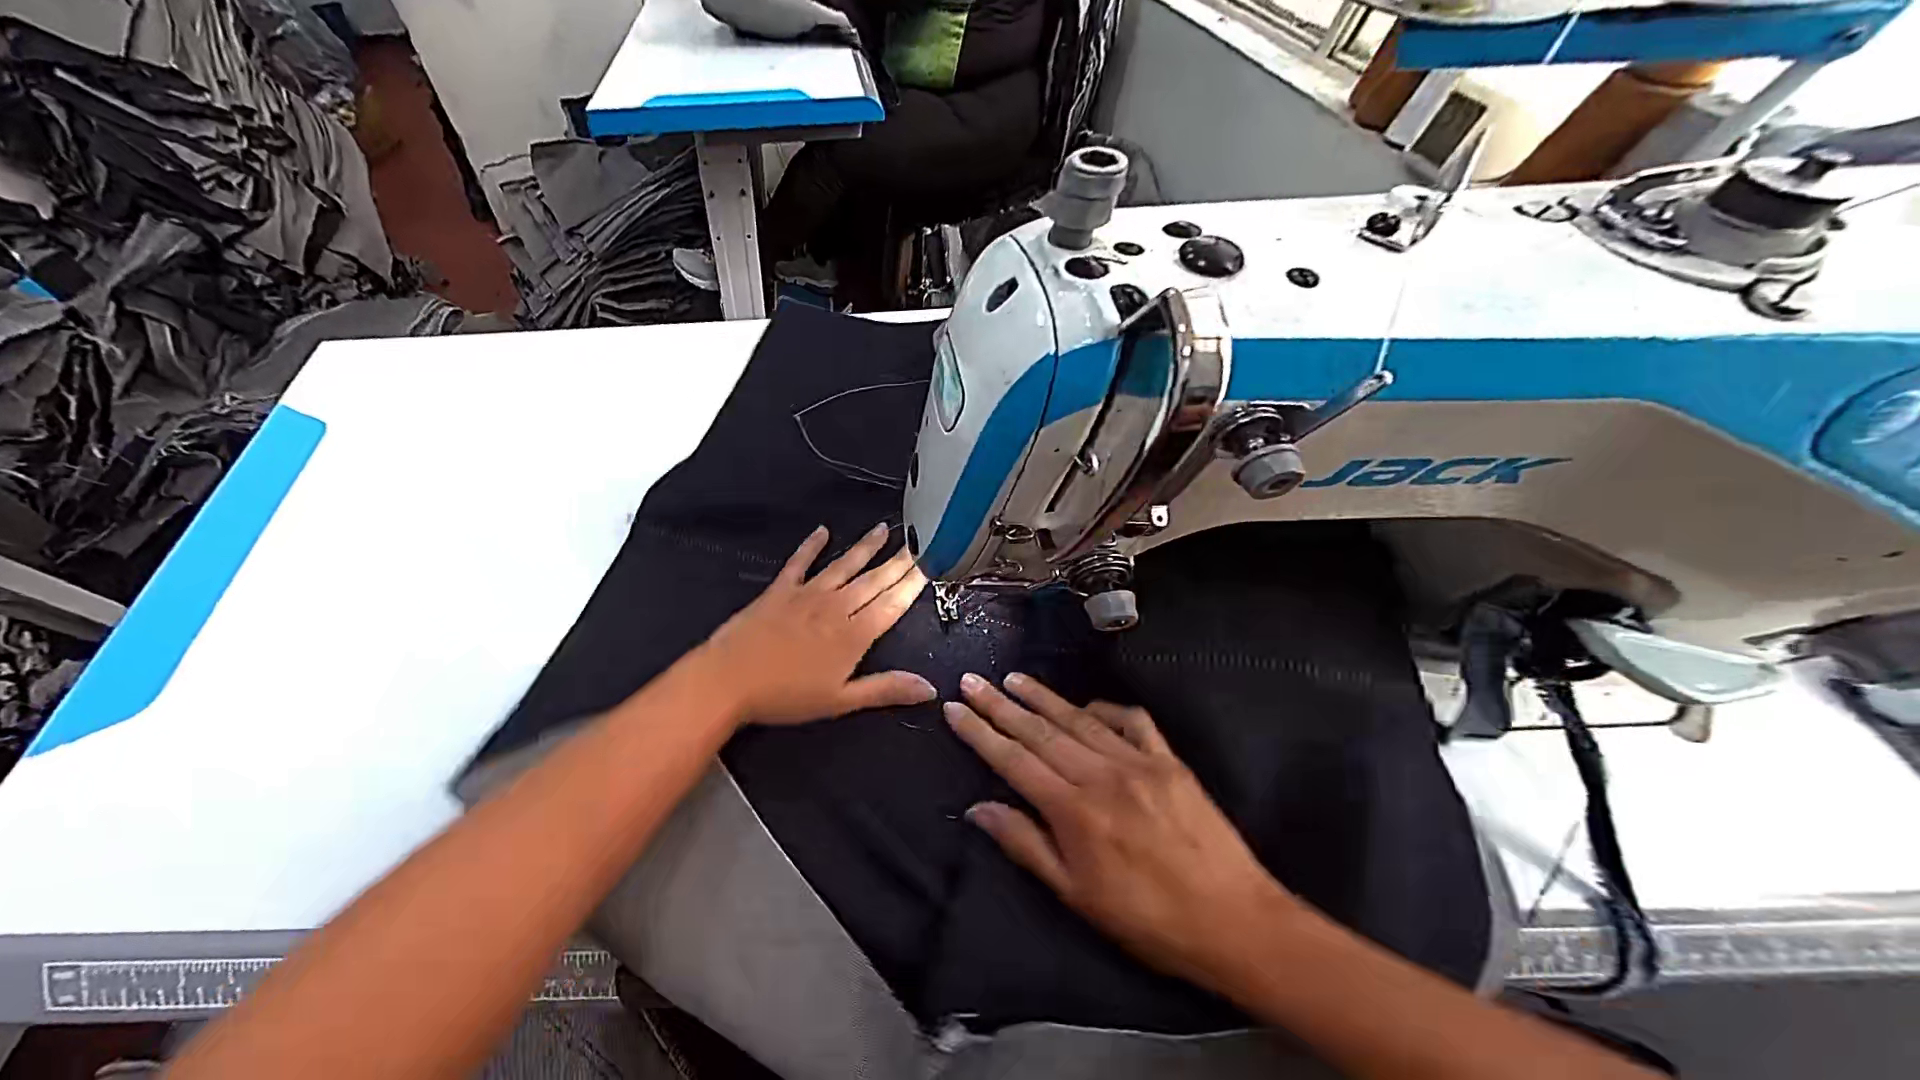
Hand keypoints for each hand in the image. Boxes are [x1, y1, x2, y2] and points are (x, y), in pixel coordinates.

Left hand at [698, 523, 933, 725]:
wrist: (728, 679)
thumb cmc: (785, 696)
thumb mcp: (840, 701)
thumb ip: (886, 689)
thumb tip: (929, 688)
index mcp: (854, 635)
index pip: (893, 604)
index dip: (914, 584)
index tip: (932, 566)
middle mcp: (836, 607)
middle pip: (874, 581)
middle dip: (899, 561)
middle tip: (919, 541)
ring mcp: (807, 594)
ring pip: (845, 565)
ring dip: (866, 547)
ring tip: (884, 530)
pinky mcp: (780, 590)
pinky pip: (800, 562)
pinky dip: (812, 545)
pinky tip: (822, 532)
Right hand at [945, 672, 1300, 989]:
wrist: (1233, 920)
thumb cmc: (1147, 919)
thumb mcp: (1077, 896)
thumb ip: (1026, 845)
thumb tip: (979, 809)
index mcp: (1074, 811)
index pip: (1014, 760)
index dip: (981, 733)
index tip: (956, 708)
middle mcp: (1101, 775)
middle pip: (1041, 732)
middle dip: (1001, 705)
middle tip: (973, 680)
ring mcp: (1138, 762)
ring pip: (1080, 720)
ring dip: (1044, 698)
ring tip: (1015, 679)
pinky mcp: (1170, 762)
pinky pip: (1133, 722)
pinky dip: (1106, 709)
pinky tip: (1087, 705)